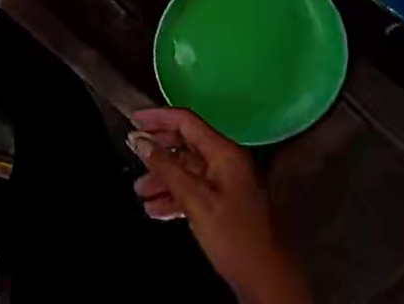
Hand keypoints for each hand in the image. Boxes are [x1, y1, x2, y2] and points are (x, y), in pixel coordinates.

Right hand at [129, 108, 309, 303]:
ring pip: (186, 170)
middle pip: (183, 145)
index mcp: (225, 154)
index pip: (186, 121)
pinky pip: (194, 190)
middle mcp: (227, 164)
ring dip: (162, 179)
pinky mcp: (226, 205)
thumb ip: (164, 166)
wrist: (269, 285)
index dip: (157, 117)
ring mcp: (228, 185)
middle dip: (157, 153)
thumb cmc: (235, 237)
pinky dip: (174, 196)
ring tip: (142, 193)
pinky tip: (157, 209)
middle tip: (134, 156)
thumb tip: (140, 141)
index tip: (133, 120)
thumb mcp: (194, 198)